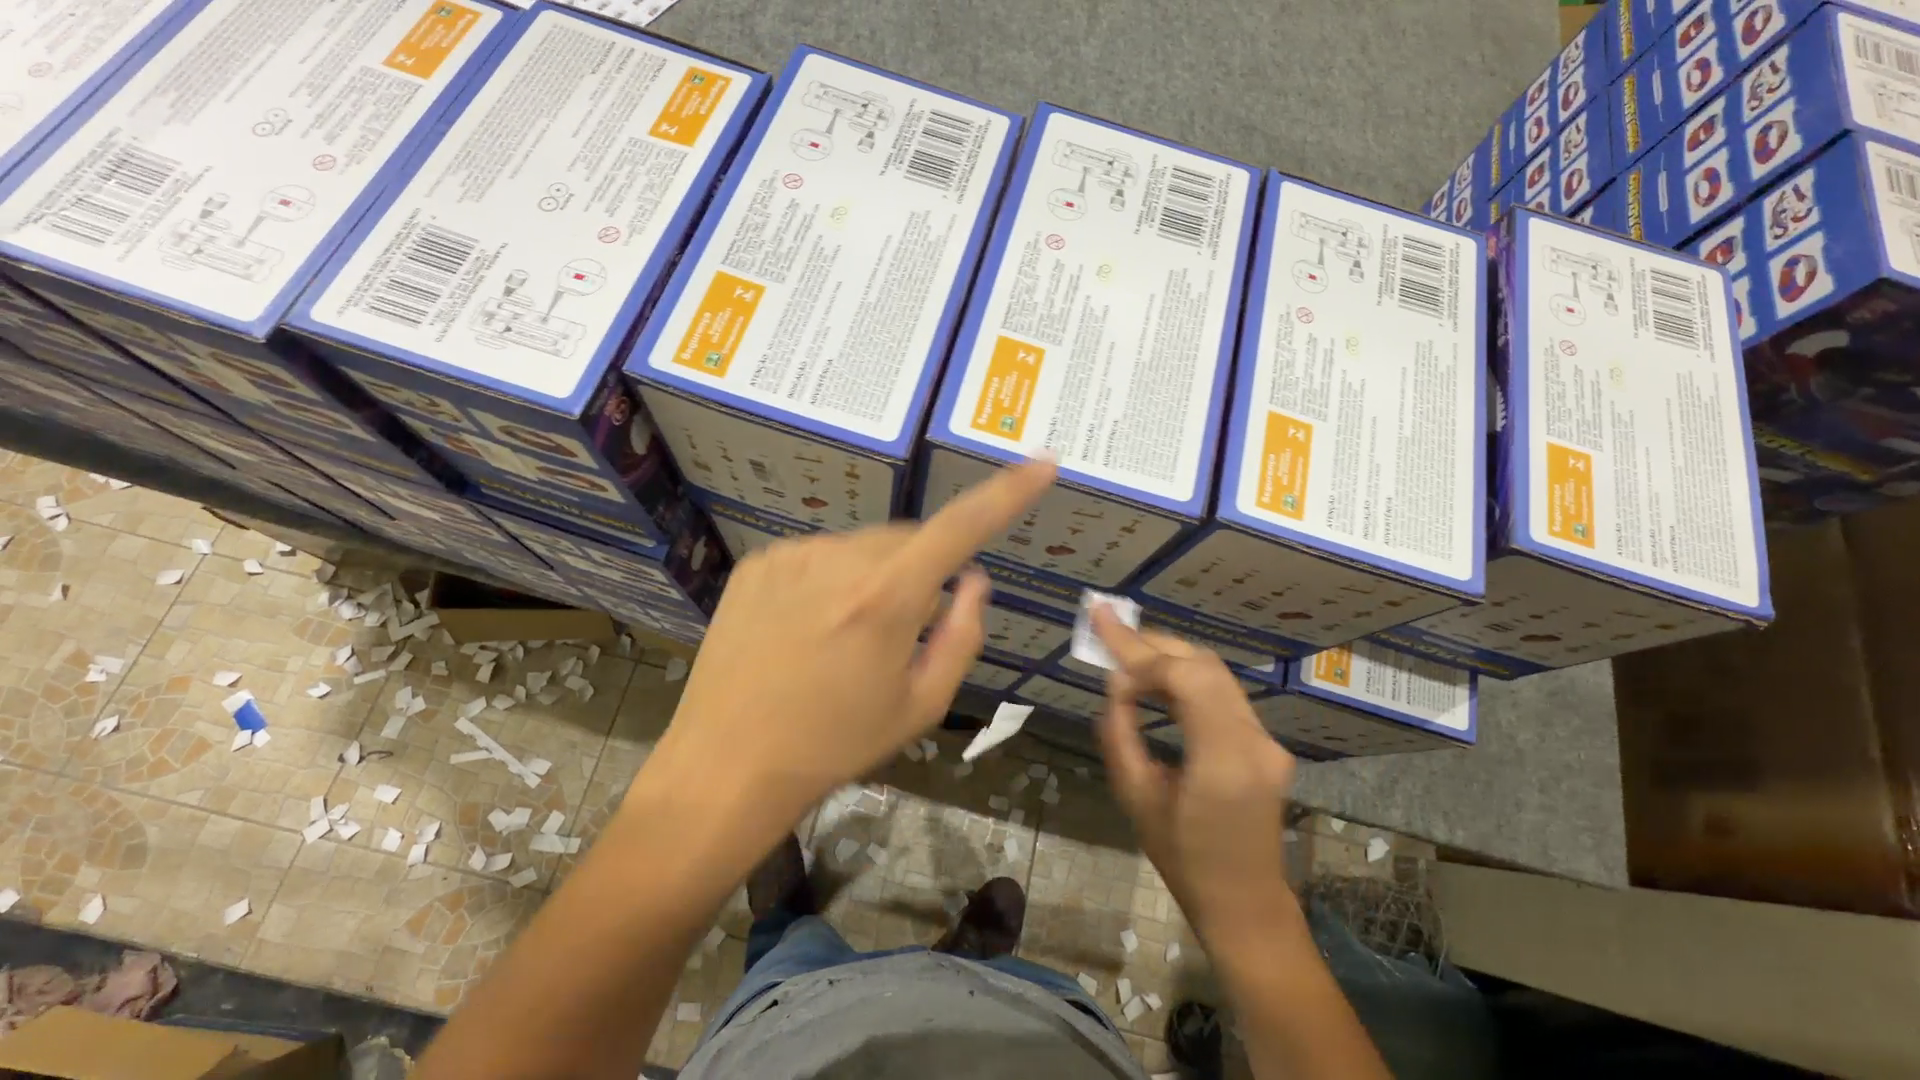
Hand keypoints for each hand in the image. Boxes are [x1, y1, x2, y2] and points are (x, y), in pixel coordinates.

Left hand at [655, 460, 1055, 823]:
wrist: (729, 762)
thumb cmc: (835, 744)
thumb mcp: (920, 706)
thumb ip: (962, 636)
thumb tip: (972, 581)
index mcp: (886, 599)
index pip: (960, 528)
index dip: (1006, 493)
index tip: (1042, 463)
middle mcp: (839, 559)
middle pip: (908, 541)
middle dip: (920, 573)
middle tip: (901, 636)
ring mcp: (792, 555)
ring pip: (861, 549)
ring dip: (873, 577)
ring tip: (843, 641)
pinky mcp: (758, 563)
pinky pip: (818, 557)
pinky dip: (830, 582)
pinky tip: (806, 631)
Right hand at [1092, 609, 1296, 938]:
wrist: (1243, 900)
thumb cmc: (1183, 859)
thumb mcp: (1137, 799)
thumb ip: (1121, 736)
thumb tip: (1115, 687)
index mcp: (1224, 759)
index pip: (1184, 678)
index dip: (1140, 656)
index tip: (1100, 639)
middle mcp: (1255, 740)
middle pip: (1203, 666)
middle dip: (1152, 643)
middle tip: (1108, 623)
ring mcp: (1267, 740)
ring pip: (1216, 674)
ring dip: (1170, 657)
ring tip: (1125, 646)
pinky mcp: (1266, 743)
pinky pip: (1223, 695)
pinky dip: (1187, 678)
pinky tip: (1156, 678)